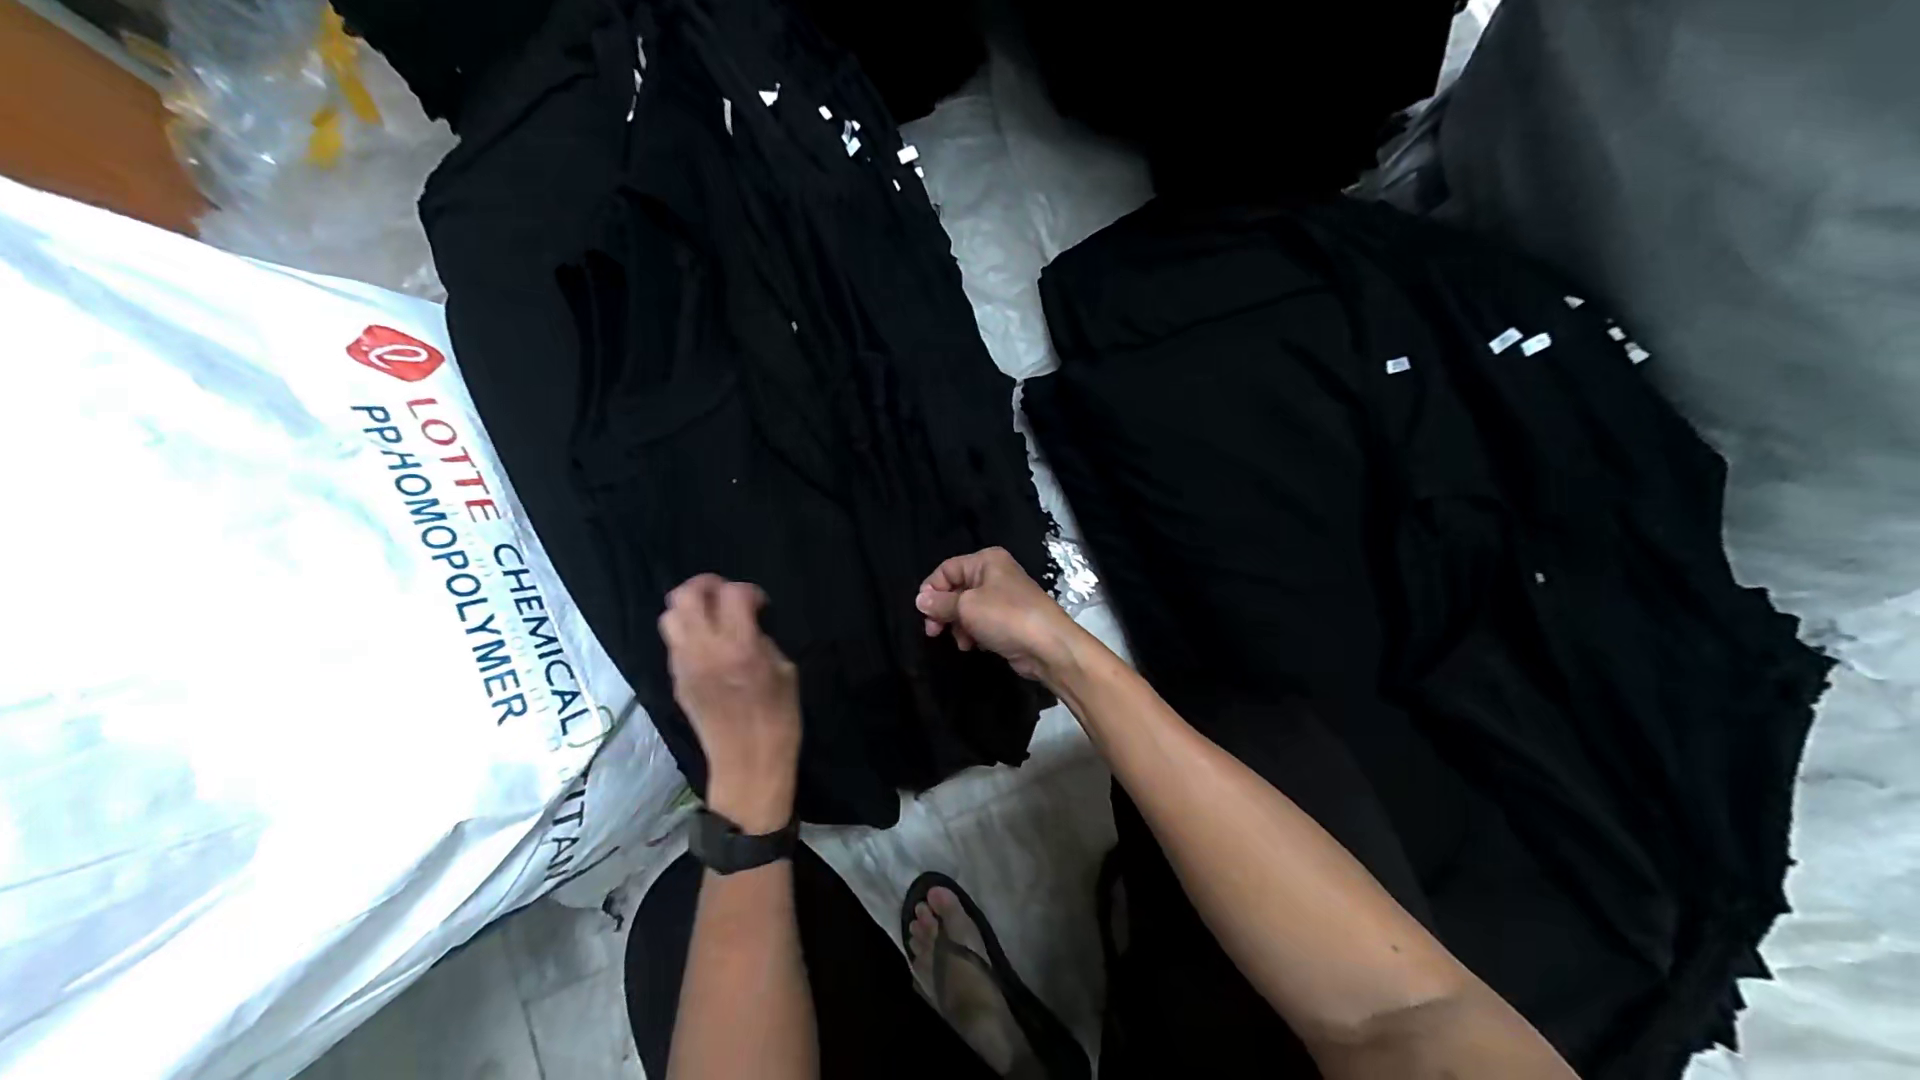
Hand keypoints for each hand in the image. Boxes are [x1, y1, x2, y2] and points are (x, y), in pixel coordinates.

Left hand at [660, 574, 800, 831]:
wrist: (748, 765)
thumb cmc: (779, 720)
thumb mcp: (785, 672)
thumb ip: (763, 640)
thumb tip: (750, 626)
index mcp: (739, 647)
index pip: (732, 593)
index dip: (749, 591)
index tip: (761, 604)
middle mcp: (704, 650)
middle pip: (686, 595)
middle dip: (708, 586)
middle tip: (728, 596)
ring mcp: (683, 665)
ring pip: (670, 615)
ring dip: (692, 607)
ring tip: (713, 617)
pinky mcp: (676, 680)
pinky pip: (673, 642)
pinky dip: (688, 632)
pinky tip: (708, 645)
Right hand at [914, 547, 1087, 685]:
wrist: (1048, 646)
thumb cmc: (1006, 617)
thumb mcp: (967, 607)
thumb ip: (940, 603)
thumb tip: (920, 600)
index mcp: (986, 561)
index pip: (947, 569)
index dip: (931, 590)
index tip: (923, 613)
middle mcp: (995, 574)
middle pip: (956, 589)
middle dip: (943, 611)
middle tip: (933, 631)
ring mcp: (1003, 598)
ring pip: (967, 609)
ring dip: (958, 626)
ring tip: (962, 641)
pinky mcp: (1008, 620)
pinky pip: (981, 623)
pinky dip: (973, 633)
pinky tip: (974, 646)